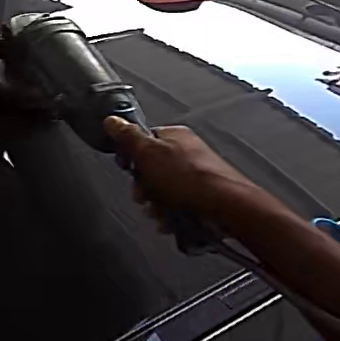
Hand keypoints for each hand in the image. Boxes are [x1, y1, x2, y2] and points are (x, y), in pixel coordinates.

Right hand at [101, 117, 261, 218]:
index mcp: (175, 136)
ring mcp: (198, 175)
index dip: (131, 157)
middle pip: (151, 168)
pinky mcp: (206, 196)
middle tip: (143, 196)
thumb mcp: (148, 152)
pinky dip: (171, 213)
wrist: (228, 208)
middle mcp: (188, 152)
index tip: (128, 170)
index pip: (142, 141)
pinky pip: (179, 203)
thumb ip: (127, 136)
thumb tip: (111, 119)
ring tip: (159, 213)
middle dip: (144, 187)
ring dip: (156, 203)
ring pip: (164, 189)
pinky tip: (169, 221)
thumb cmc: (186, 177)